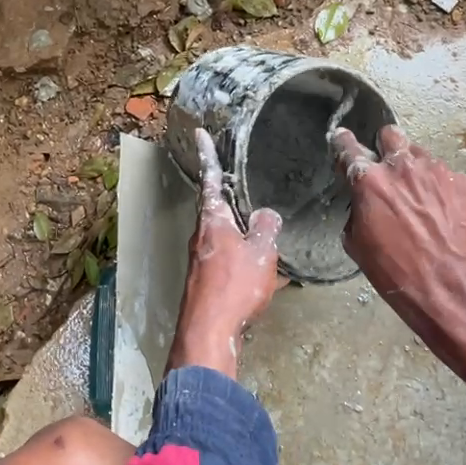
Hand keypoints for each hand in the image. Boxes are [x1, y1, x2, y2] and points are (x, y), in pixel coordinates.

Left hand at [168, 129, 282, 378]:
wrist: (208, 332)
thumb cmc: (233, 285)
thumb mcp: (261, 253)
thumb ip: (266, 229)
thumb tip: (266, 214)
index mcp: (213, 219)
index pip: (210, 177)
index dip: (208, 153)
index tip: (199, 132)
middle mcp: (201, 234)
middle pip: (216, 208)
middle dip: (231, 200)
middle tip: (244, 188)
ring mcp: (200, 258)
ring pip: (224, 236)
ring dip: (241, 235)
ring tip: (264, 240)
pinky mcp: (205, 281)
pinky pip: (228, 261)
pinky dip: (244, 262)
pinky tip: (263, 278)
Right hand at [333, 125, 465, 402]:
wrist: (453, 291)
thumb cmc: (398, 273)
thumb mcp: (358, 244)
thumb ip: (358, 208)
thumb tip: (364, 200)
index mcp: (370, 180)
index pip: (347, 147)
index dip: (343, 142)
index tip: (344, 140)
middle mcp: (403, 167)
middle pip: (390, 135)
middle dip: (387, 149)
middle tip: (391, 172)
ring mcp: (438, 172)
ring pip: (422, 157)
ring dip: (418, 173)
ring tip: (424, 203)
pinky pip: (449, 178)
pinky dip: (445, 192)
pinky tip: (447, 217)